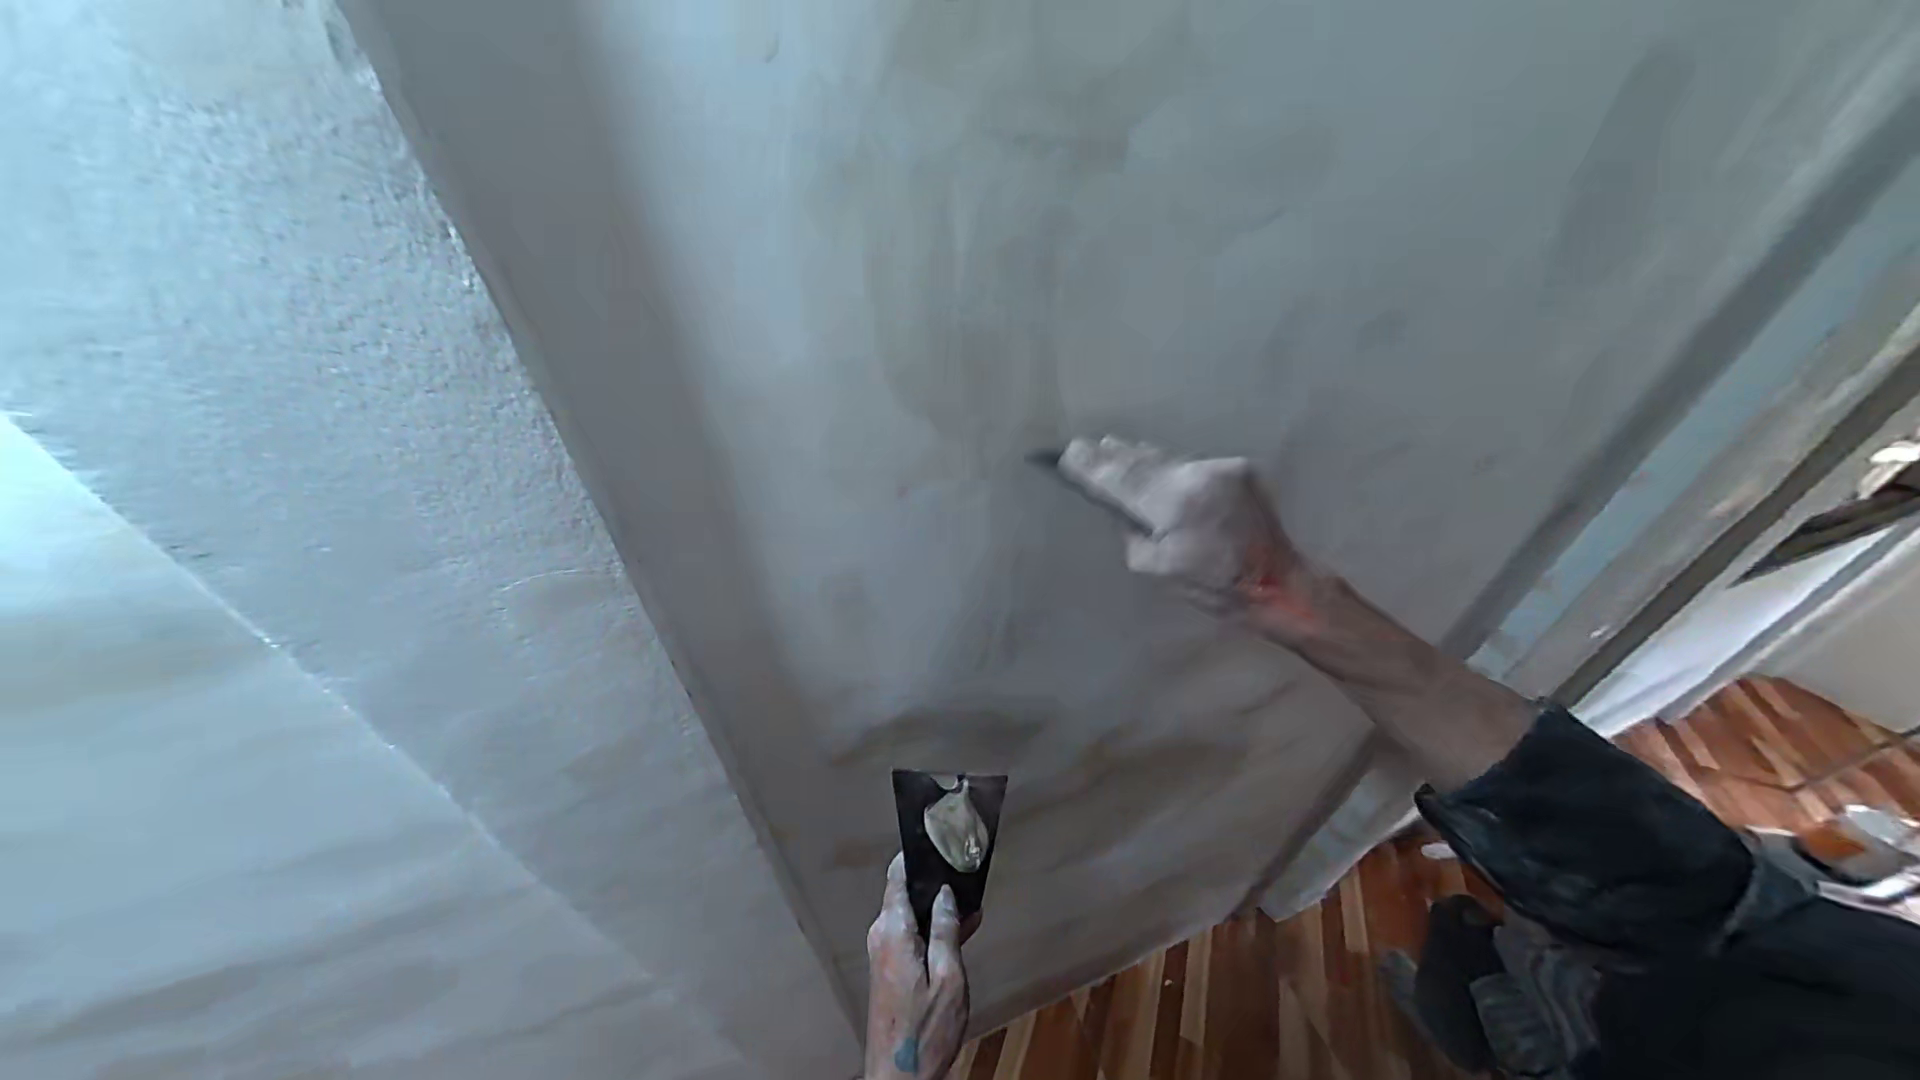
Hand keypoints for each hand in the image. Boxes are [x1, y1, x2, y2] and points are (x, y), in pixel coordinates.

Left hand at [865, 854, 968, 1079]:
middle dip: (933, 883)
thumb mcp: (949, 977)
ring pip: (910, 915)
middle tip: (965, 873)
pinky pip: (909, 935)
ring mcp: (882, 952)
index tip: (939, 840)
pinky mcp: (888, 969)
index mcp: (892, 930)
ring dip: (936, 909)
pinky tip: (960, 931)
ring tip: (970, 903)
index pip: (897, 875)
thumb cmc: (926, 1028)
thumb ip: (946, 930)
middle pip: (905, 893)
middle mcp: (881, 934)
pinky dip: (930, 929)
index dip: (916, 856)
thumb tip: (945, 892)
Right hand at [1057, 435, 1324, 640]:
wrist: (1280, 582)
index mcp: (1173, 505)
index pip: (1121, 479)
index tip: (1067, 454)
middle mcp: (1196, 476)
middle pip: (1141, 461)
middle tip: (1083, 445)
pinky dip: (1166, 465)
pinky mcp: (1238, 468)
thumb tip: (1121, 507)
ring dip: (1137, 456)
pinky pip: (1187, 464)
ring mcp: (1220, 468)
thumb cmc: (1214, 587)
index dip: (1092, 467)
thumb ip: (1132, 532)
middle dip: (1110, 455)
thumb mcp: (1156, 569)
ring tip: (1110, 446)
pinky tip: (1151, 463)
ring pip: (1165, 459)